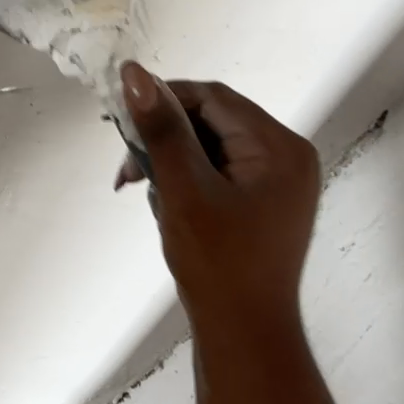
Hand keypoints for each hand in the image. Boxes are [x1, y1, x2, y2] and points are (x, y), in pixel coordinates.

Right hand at [113, 62, 320, 333]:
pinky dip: (182, 180)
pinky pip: (213, 170)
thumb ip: (162, 129)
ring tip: (143, 192)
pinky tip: (165, 205)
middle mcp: (284, 155)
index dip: (162, 100)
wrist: (243, 330)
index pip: (212, 97)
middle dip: (162, 138)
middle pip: (209, 120)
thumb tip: (134, 74)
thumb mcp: (183, 189)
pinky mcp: (260, 201)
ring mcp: (274, 180)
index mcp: (278, 147)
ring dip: (168, 161)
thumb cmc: (217, 261)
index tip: (119, 123)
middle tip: (127, 170)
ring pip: (207, 146)